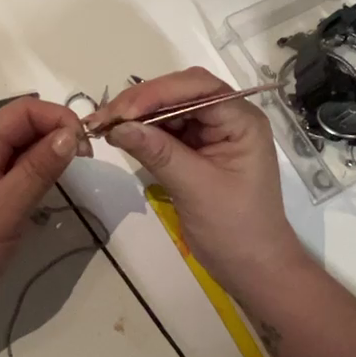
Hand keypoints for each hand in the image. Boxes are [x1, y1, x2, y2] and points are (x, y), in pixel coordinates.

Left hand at [0, 97, 85, 356]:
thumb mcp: (3, 209)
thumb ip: (37, 170)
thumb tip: (71, 133)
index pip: (23, 111)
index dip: (57, 118)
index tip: (87, 146)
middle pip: (25, 127)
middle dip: (58, 135)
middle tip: (88, 163)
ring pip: (26, 153)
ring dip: (53, 157)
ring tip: (78, 177)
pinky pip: (22, 178)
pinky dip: (43, 179)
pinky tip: (57, 195)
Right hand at [84, 68, 306, 293]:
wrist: (252, 268)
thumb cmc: (235, 229)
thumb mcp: (195, 188)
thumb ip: (158, 153)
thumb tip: (118, 127)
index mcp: (242, 120)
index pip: (198, 88)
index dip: (157, 93)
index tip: (121, 112)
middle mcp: (228, 118)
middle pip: (180, 92)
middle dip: (141, 102)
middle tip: (103, 118)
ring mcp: (211, 132)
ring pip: (168, 108)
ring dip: (136, 115)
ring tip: (104, 126)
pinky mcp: (196, 149)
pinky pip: (166, 129)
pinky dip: (142, 131)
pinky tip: (120, 136)